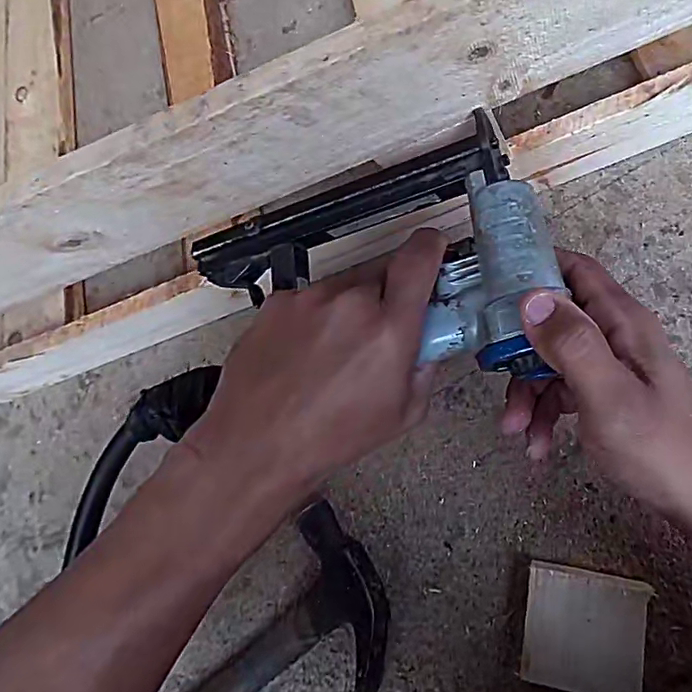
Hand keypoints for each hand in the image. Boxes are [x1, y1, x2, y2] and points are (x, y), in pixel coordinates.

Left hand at [186, 228, 448, 503]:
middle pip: (386, 270)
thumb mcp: (404, 412)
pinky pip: (314, 297)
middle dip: (393, 293)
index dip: (432, 246)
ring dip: (355, 305)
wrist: (255, 445)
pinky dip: (321, 315)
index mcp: (389, 329)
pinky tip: (312, 351)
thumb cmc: (326, 436)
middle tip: (386, 327)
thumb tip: (432, 344)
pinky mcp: (280, 303)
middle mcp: (350, 303)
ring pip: (349, 284)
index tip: (436, 247)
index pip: (419, 258)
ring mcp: (311, 299)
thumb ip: (427, 366)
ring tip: (340, 350)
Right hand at [500, 250, 691, 520]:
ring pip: (556, 359)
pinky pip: (568, 389)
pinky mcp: (611, 394)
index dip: (535, 268)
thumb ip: (571, 344)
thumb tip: (531, 297)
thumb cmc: (657, 447)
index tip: (492, 288)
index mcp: (623, 322)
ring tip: (517, 431)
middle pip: (557, 319)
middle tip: (494, 376)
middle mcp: (618, 335)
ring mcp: (615, 365)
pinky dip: (548, 413)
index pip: (576, 270)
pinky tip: (539, 447)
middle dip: (522, 348)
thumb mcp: (608, 395)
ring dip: (530, 390)